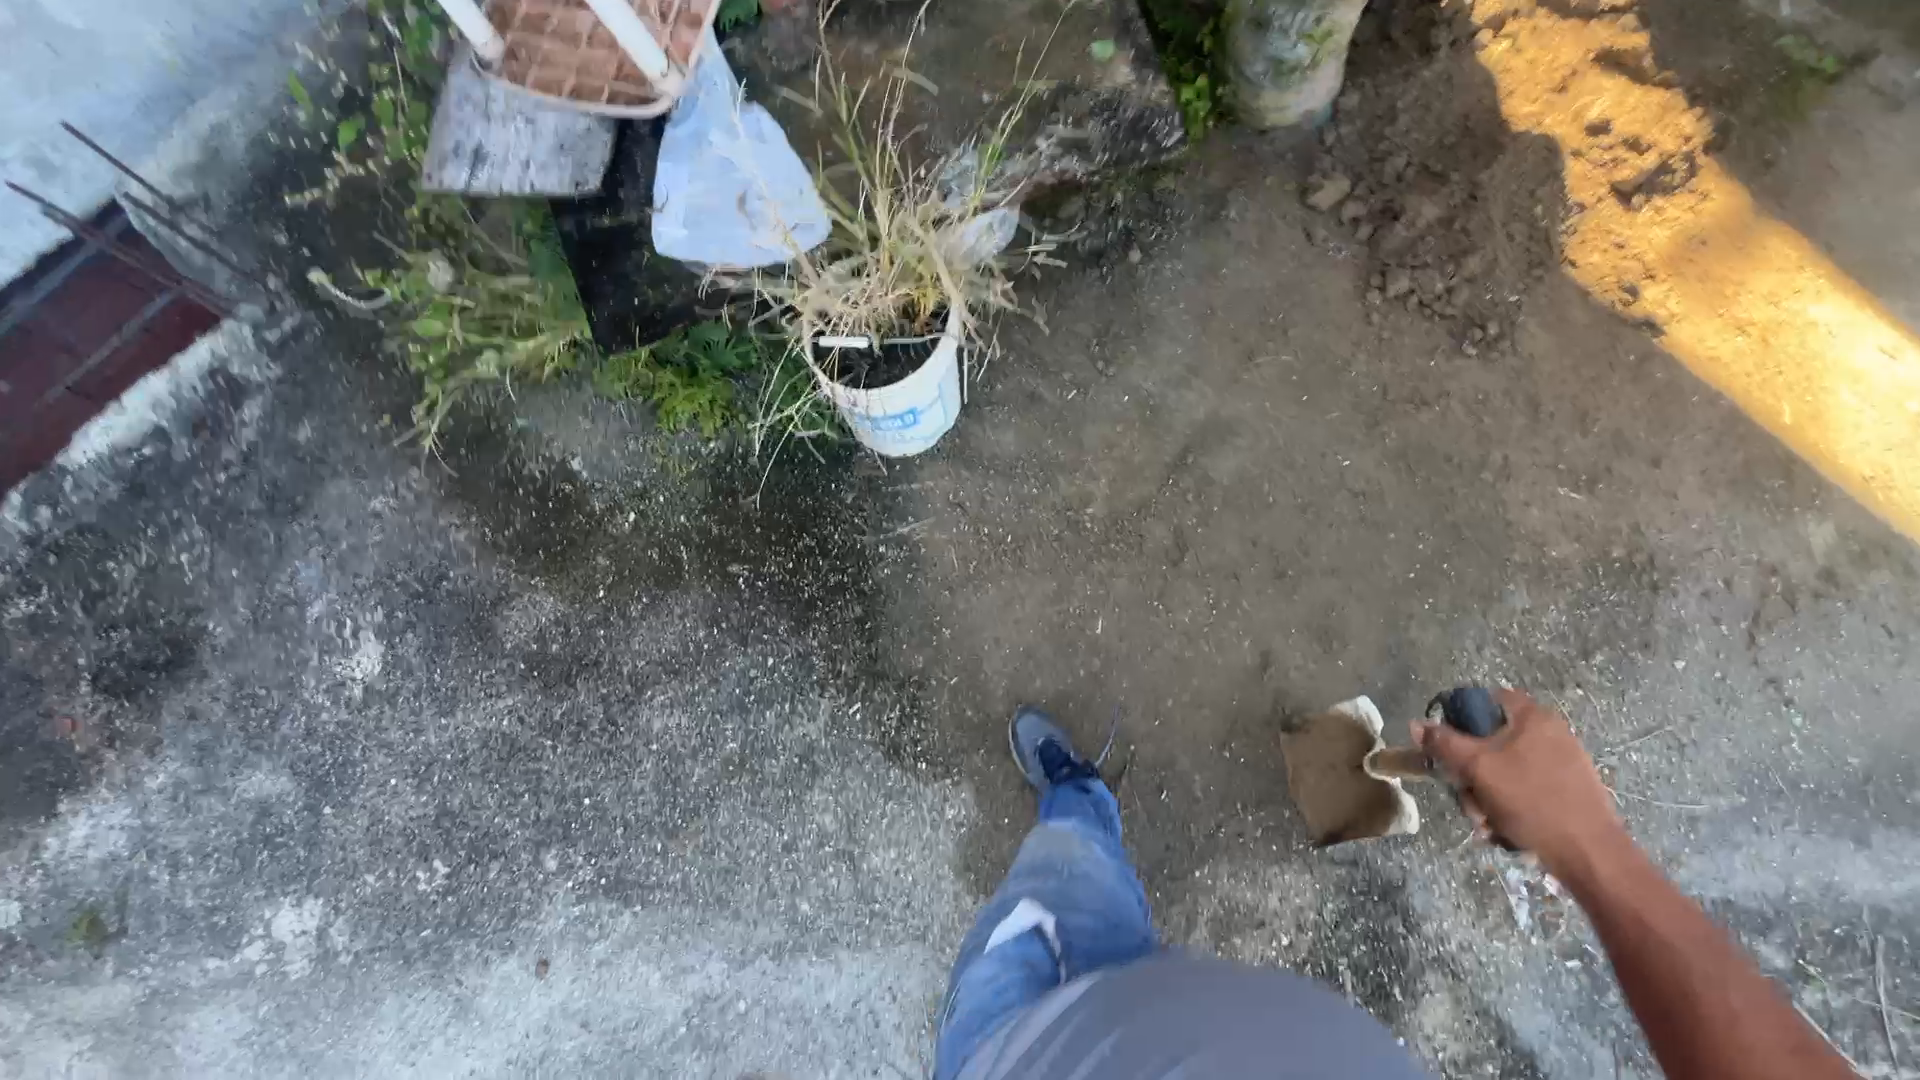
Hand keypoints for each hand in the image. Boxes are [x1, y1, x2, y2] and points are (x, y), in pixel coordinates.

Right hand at [1414, 688, 1628, 879]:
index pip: (1486, 698)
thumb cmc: (1531, 800)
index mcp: (1533, 718)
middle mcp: (1549, 733)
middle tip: (1464, 791)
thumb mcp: (1477, 767)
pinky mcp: (1564, 790)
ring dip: (1482, 793)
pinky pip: (1521, 787)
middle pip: (1488, 739)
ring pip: (1501, 768)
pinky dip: (1504, 804)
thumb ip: (1443, 742)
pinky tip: (1500, 826)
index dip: (1458, 714)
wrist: (1589, 854)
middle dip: (1467, 769)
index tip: (1444, 741)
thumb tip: (1416, 724)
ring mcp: (1560, 762)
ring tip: (1484, 818)